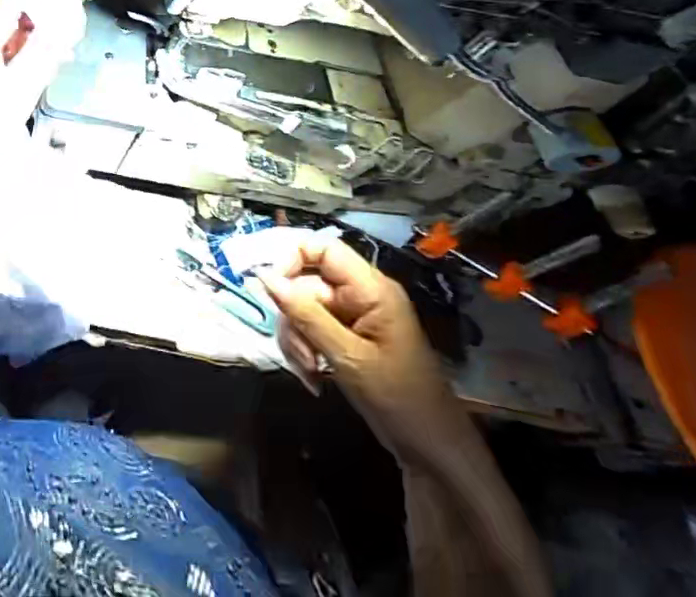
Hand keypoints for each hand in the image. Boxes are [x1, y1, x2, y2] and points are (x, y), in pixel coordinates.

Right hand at [256, 232, 465, 458]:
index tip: (272, 289)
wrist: (431, 447)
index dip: (292, 259)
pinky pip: (309, 331)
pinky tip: (313, 379)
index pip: (322, 248)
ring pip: (301, 311)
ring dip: (297, 341)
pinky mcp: (344, 339)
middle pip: (304, 285)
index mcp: (370, 289)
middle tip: (302, 357)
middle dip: (294, 320)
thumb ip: (305, 314)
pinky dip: (303, 352)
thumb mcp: (347, 355)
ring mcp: (350, 318)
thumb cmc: (399, 397)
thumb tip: (264, 277)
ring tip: (309, 372)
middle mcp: (358, 295)